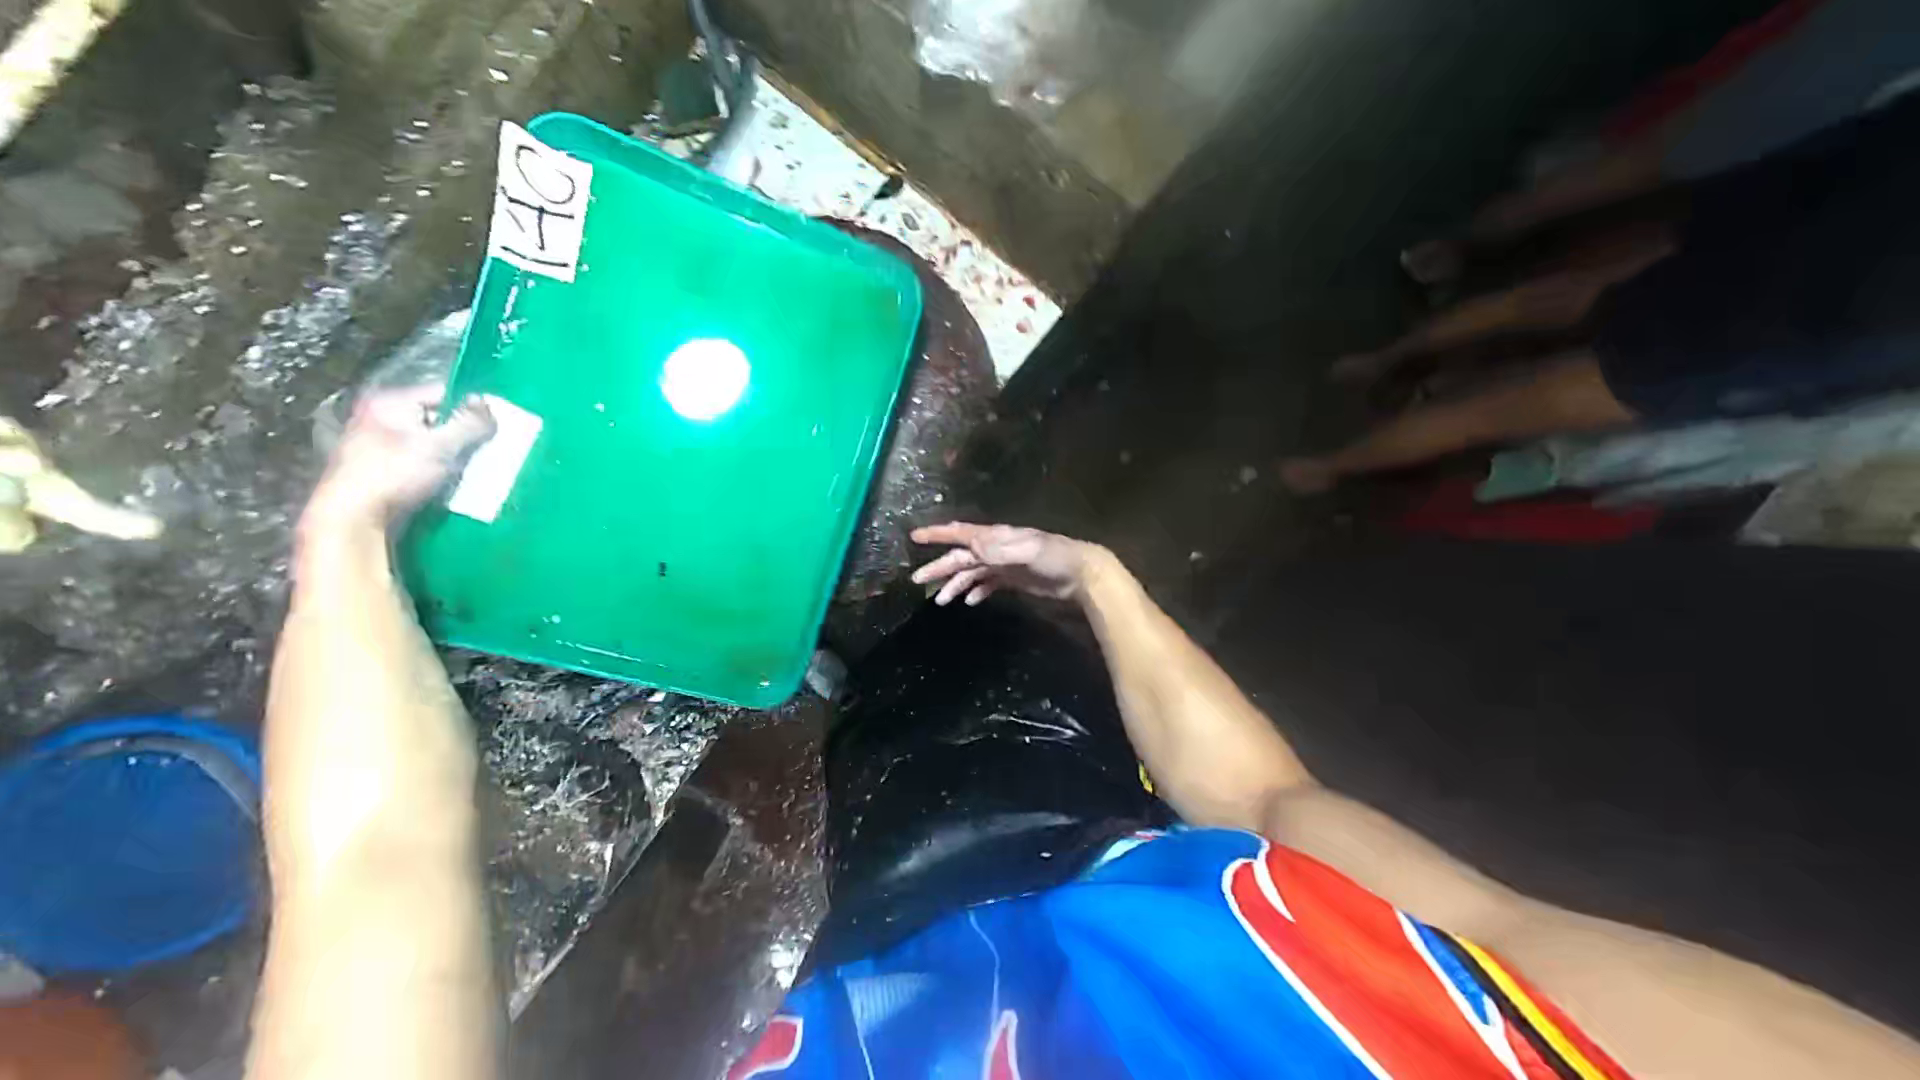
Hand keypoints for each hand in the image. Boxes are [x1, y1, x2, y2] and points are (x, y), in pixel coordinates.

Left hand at [301, 386, 493, 533]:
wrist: (353, 516)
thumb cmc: (395, 474)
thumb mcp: (439, 446)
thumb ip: (468, 423)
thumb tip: (487, 401)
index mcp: (391, 403)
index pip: (443, 394)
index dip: (470, 409)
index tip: (493, 427)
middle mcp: (381, 417)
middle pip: (437, 418)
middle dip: (463, 434)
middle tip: (485, 450)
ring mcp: (379, 443)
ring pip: (430, 441)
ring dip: (452, 454)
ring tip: (472, 467)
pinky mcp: (382, 466)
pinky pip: (420, 459)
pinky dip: (438, 467)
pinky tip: (451, 480)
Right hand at [909, 522, 1106, 605]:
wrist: (1082, 575)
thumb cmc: (1055, 558)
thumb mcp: (1028, 551)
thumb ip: (1000, 548)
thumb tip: (972, 545)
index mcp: (996, 538)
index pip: (961, 533)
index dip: (938, 535)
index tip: (915, 536)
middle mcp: (996, 549)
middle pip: (961, 557)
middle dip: (939, 567)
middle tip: (917, 580)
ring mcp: (1004, 565)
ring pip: (972, 573)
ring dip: (955, 584)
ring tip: (940, 600)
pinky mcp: (1013, 580)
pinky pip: (988, 584)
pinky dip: (976, 591)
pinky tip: (970, 602)